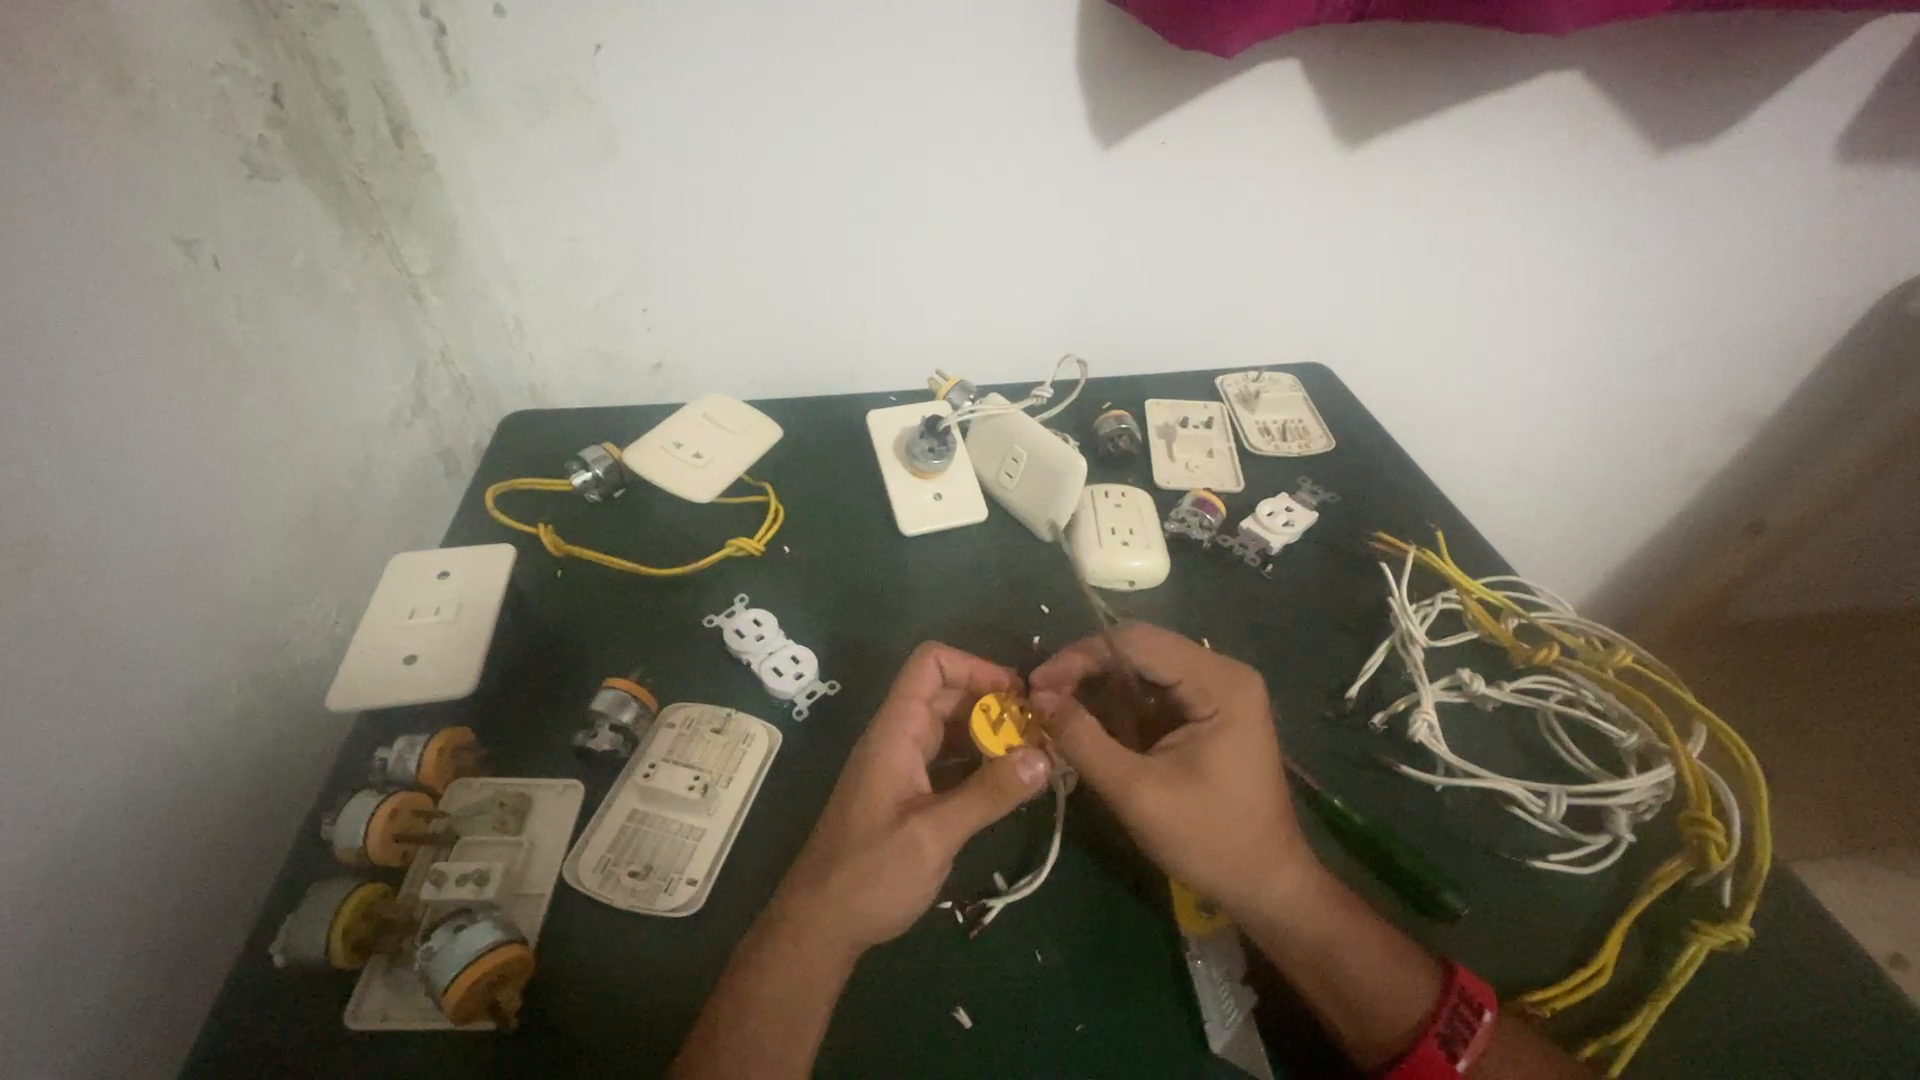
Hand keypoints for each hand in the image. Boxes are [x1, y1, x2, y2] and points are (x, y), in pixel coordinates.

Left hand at [769, 642, 1052, 958]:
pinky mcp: (909, 796)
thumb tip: (1044, 756)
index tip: (1018, 696)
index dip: (975, 666)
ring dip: (992, 736)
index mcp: (896, 731)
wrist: (820, 926)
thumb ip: (989, 793)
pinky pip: (950, 762)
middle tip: (1042, 731)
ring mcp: (902, 767)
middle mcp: (898, 739)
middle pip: (948, 694)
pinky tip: (1012, 785)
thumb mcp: (934, 834)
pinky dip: (981, 765)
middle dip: (995, 704)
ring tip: (1037, 756)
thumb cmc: (870, 874)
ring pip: (952, 730)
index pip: (930, 663)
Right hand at [1029, 622, 1315, 916]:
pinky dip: (1117, 704)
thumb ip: (1083, 739)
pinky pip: (1152, 690)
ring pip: (1141, 668)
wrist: (1266, 884)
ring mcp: (1217, 690)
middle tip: (1041, 698)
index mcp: (1219, 682)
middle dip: (1085, 670)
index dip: (1079, 657)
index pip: (1135, 642)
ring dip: (1097, 687)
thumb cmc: (1209, 840)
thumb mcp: (1136, 792)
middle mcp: (1221, 672)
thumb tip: (1038, 697)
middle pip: (1138, 649)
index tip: (1036, 685)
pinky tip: (1087, 723)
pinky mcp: (1207, 710)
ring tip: (1055, 711)